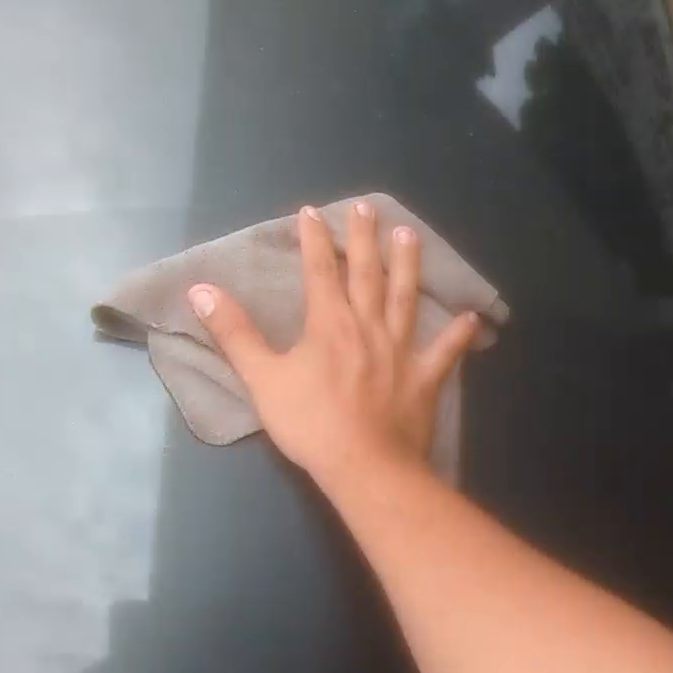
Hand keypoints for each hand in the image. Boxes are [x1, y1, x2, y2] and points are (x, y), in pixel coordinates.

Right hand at [186, 202, 479, 483]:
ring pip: (406, 300)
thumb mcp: (262, 379)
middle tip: (368, 207)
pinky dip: (458, 335)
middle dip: (364, 239)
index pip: (319, 272)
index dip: (315, 240)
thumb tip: (200, 290)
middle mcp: (369, 328)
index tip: (313, 212)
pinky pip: (446, 352)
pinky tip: (472, 317)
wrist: (365, 465)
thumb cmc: (311, 424)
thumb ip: (235, 333)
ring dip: (408, 267)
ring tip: (411, 236)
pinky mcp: (426, 379)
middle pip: (367, 275)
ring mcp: (402, 352)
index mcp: (330, 324)